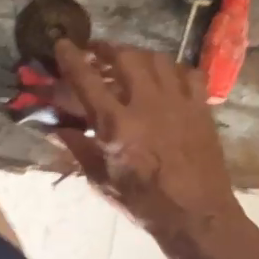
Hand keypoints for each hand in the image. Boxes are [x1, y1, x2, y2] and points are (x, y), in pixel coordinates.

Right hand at [50, 39, 245, 245]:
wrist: (197, 215)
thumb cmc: (142, 202)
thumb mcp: (100, 178)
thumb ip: (78, 148)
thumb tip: (57, 128)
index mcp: (115, 124)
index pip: (87, 79)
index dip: (71, 58)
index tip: (62, 43)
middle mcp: (146, 105)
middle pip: (125, 58)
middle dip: (106, 48)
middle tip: (95, 50)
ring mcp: (178, 103)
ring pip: (157, 60)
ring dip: (137, 54)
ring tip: (127, 59)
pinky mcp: (201, 109)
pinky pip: (188, 74)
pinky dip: (172, 69)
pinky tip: (164, 77)